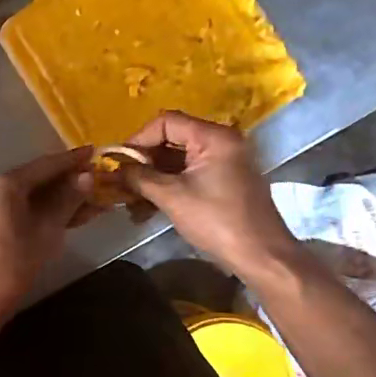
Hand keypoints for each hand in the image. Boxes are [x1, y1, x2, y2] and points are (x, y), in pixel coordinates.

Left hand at [0, 147, 93, 322]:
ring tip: (93, 200)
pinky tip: (73, 214)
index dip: (72, 160)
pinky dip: (47, 210)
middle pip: (39, 177)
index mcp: (4, 184)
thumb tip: (87, 175)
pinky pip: (25, 206)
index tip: (95, 152)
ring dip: (62, 197)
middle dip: (70, 180)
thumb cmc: (16, 262)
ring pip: (34, 194)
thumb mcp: (48, 229)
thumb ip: (67, 199)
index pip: (45, 165)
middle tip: (99, 178)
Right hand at [110, 111, 297, 271]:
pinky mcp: (222, 181)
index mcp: (213, 137)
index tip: (118, 161)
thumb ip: (140, 178)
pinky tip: (144, 209)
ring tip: (128, 199)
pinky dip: (166, 187)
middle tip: (119, 181)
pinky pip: (187, 175)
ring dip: (151, 177)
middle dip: (142, 161)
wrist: (260, 255)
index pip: (167, 122)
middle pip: (171, 139)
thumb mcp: (172, 197)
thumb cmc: (216, 221)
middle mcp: (220, 142)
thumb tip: (115, 169)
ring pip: (177, 160)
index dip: (138, 139)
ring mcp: (223, 162)